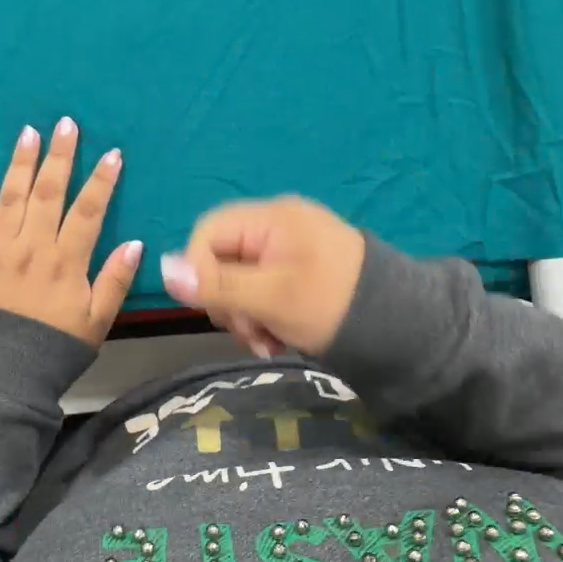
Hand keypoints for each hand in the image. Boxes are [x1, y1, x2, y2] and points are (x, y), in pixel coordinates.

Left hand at [0, 117, 142, 346]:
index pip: (88, 210)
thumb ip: (115, 281)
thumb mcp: (97, 321)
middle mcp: (32, 247)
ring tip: (28, 133)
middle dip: (59, 156)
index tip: (111, 153)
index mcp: (66, 261)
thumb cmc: (56, 349)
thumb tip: (135, 243)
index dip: (101, 180)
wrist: (3, 375)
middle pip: (48, 192)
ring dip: (20, 163)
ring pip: (11, 197)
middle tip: (65, 124)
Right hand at [159, 195, 364, 356]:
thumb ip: (217, 285)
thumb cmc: (332, 305)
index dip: (201, 273)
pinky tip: (278, 339)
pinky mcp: (298, 272)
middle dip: (228, 302)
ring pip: (238, 281)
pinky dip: (263, 316)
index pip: (207, 235)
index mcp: (270, 218)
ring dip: (245, 316)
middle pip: (220, 260)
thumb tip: (162, 268)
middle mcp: (275, 225)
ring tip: (269, 343)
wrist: (400, 327)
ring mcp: (288, 248)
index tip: (219, 310)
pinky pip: (261, 289)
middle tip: (250, 333)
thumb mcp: (271, 297)